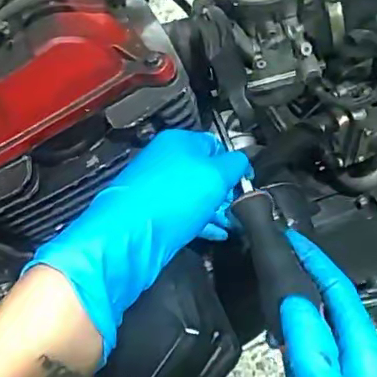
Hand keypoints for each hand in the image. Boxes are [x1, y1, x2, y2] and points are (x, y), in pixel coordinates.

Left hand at [28, 129, 249, 364]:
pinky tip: (215, 233)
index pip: (213, 145)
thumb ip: (233, 164)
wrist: (130, 235)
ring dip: (215, 209)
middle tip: (240, 203)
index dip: (232, 162)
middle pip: (204, 172)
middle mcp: (163, 162)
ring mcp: (156, 190)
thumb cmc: (166, 199)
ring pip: (194, 196)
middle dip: (224, 189)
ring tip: (232, 222)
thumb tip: (241, 160)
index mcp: (177, 142)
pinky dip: (201, 223)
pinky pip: (183, 215)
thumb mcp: (214, 175)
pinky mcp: (152, 215)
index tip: (246, 178)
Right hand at [278, 230, 376, 376]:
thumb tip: (293, 296)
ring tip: (270, 310)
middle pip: (335, 307)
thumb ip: (308, 342)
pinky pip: (326, 358)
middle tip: (267, 268)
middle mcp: (369, 357)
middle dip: (304, 282)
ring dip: (302, 316)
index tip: (287, 234)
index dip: (313, 260)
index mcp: (366, 349)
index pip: (338, 289)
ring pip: (328, 333)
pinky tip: (287, 358)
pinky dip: (304, 347)